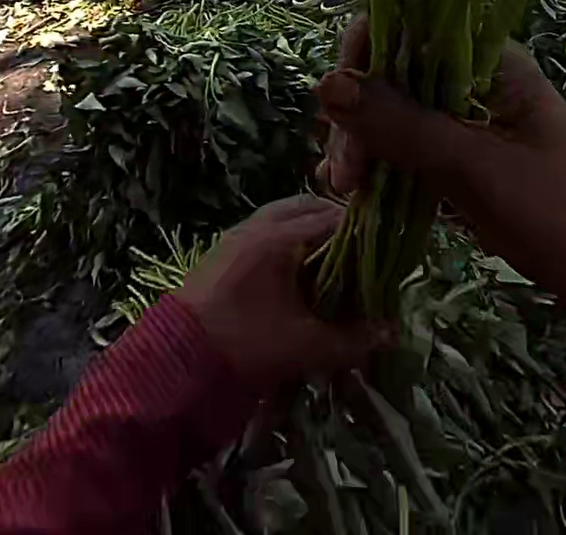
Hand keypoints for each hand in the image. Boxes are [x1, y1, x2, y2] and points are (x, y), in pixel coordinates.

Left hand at [176, 197, 388, 391]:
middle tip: (362, 247)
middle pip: (308, 206)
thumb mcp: (303, 345)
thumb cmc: (244, 344)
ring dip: (311, 226)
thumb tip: (391, 333)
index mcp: (281, 237)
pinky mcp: (227, 248)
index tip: (385, 247)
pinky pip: (268, 226)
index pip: (333, 218)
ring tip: (334, 254)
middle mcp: (260, 224)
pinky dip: (290, 235)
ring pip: (285, 213)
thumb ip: (351, 339)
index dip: (363, 230)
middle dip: (337, 221)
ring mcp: (239, 233)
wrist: (174, 359)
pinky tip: (299, 264)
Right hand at [314, 20, 565, 340]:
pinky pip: (405, 146)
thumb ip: (402, 125)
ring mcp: (465, 119)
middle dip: (357, 117)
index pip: (406, 29)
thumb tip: (324, 84)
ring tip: (346, 191)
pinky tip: (355, 191)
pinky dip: (379, 165)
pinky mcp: (460, 156)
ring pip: (392, 112)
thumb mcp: (476, 168)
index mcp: (490, 60)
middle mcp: (474, 79)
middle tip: (345, 178)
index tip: (341, 119)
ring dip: (362, 145)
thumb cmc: (563, 215)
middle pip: (391, 73)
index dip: (362, 62)